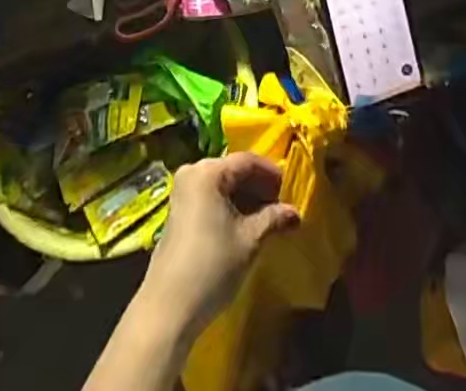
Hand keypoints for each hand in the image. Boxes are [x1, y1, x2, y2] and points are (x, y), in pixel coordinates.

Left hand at [139, 153, 298, 332]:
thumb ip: (273, 219)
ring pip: (222, 184)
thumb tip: (295, 213)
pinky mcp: (178, 210)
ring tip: (268, 219)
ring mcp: (182, 191)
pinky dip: (230, 205)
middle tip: (282, 207)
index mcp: (208, 172)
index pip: (247, 161)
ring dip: (245, 197)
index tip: (291, 191)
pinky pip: (210, 196)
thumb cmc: (213, 265)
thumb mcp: (249, 240)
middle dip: (259, 186)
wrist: (170, 305)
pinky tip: (245, 225)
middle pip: (233, 170)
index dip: (272, 173)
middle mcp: (192, 172)